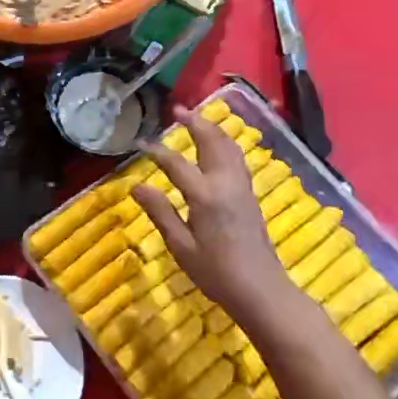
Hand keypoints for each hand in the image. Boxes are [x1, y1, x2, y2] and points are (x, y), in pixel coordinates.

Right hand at [132, 107, 291, 314]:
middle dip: (194, 122)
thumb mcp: (181, 246)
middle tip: (178, 110)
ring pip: (228, 146)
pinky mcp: (249, 194)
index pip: (176, 164)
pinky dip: (225, 143)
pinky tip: (219, 146)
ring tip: (198, 120)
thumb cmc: (215, 272)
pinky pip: (237, 157)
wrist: (259, 288)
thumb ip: (161, 212)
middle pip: (211, 142)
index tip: (141, 143)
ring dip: (212, 129)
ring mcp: (241, 186)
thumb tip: (138, 186)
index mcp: (204, 195)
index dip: (157, 152)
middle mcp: (225, 182)